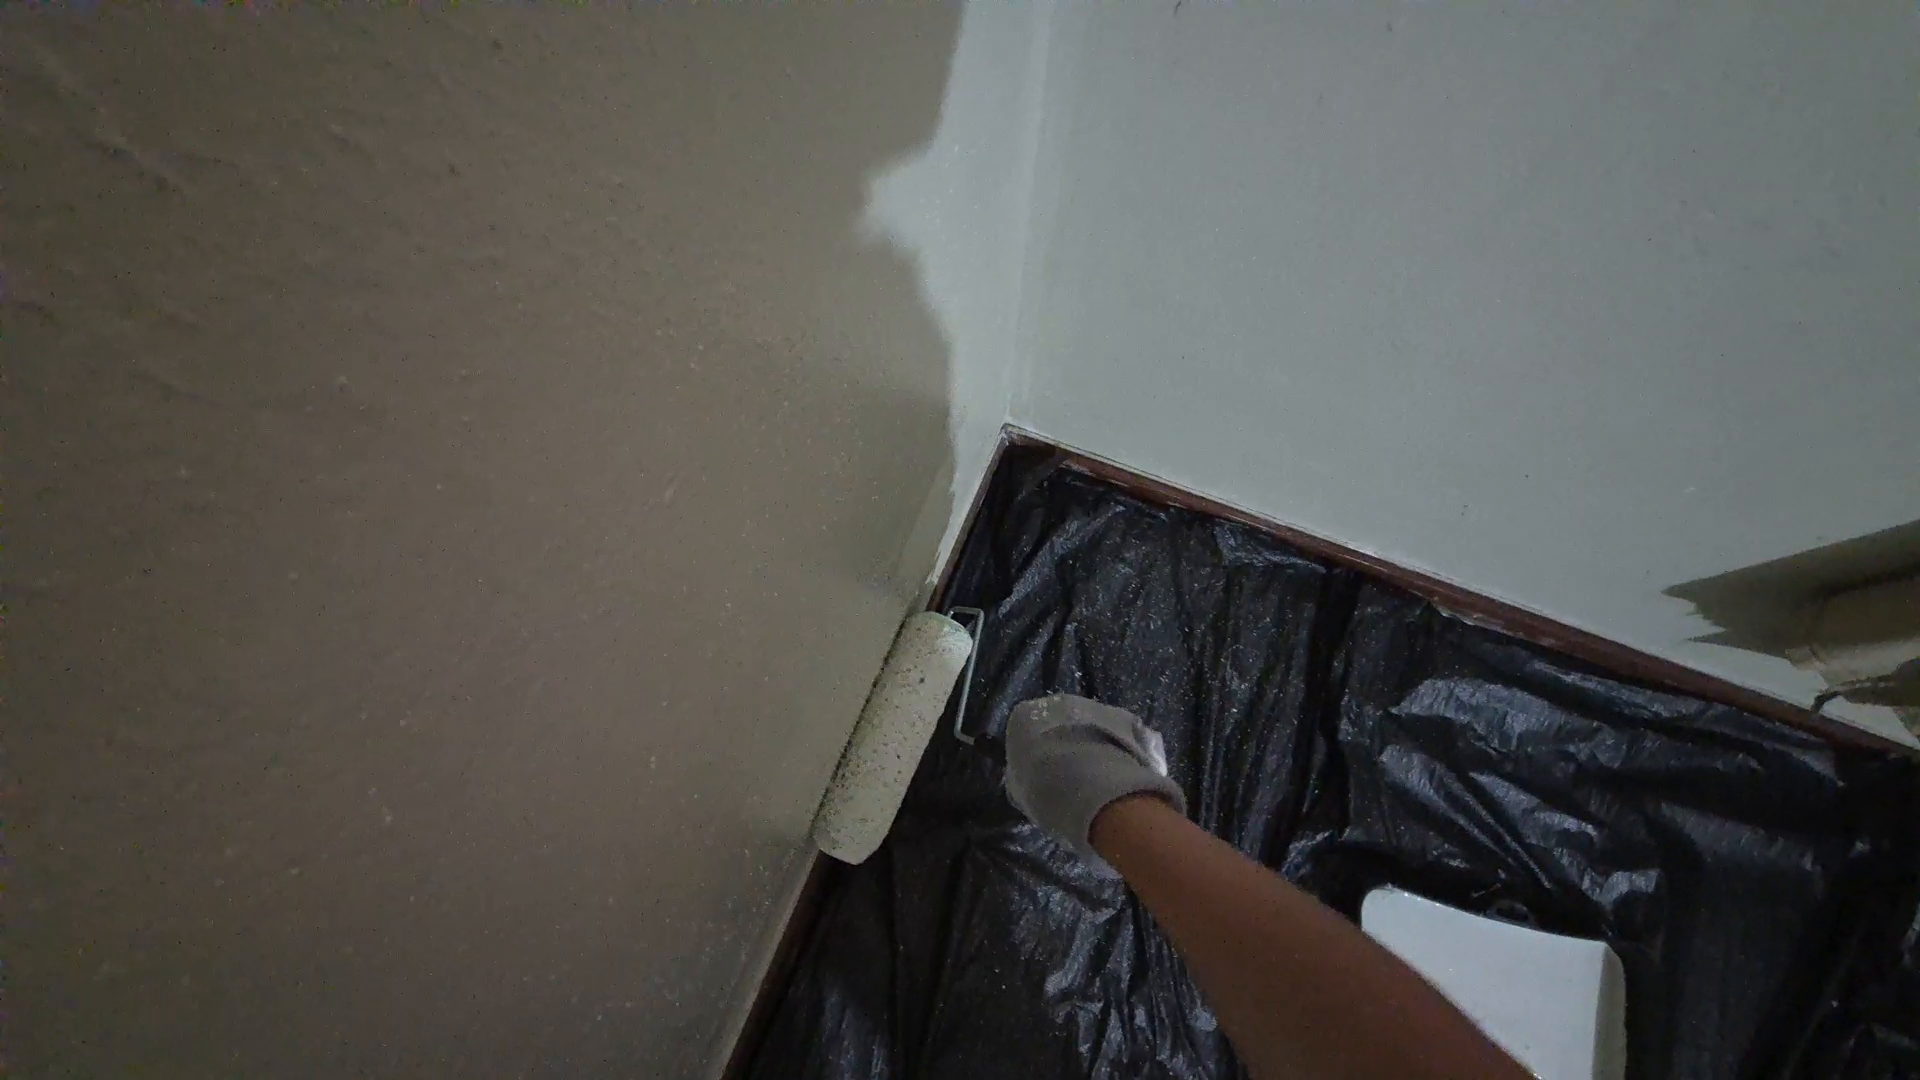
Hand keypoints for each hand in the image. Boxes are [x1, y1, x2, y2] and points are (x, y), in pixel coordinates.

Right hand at [1003, 695, 1185, 872]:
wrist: (1092, 788)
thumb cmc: (1045, 791)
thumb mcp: (1022, 792)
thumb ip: (1023, 779)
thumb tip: (1029, 781)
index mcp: (1024, 716)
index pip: (1026, 730)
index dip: (1036, 753)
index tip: (1043, 774)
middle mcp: (1056, 702)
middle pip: (1060, 722)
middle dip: (1067, 743)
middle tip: (1073, 776)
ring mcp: (1093, 706)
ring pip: (1092, 724)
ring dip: (1095, 744)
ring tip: (1102, 778)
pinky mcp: (1126, 717)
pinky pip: (1121, 733)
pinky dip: (1122, 748)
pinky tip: (1123, 774)